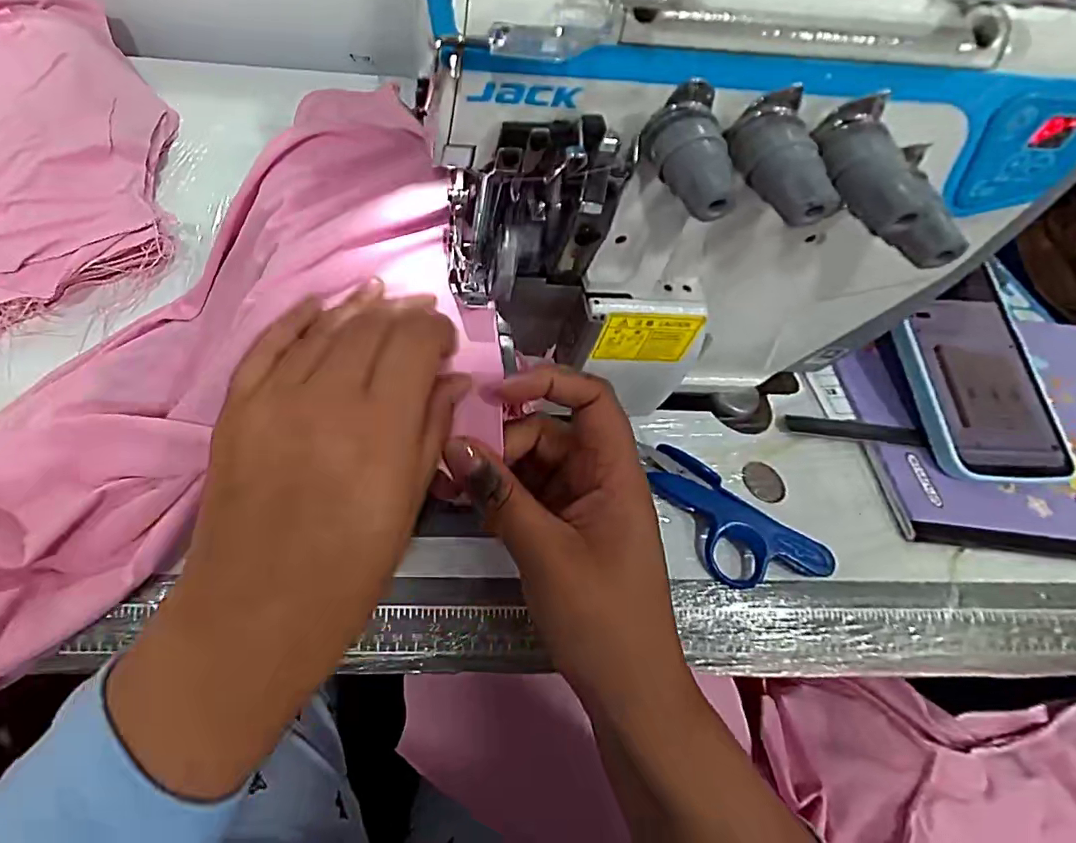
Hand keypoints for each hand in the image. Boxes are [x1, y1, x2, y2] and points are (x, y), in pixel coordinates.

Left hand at [110, 282, 470, 798]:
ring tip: (380, 297)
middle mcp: (326, 397)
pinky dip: (296, 318)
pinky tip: (319, 304)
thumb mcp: (407, 507)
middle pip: (371, 327)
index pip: (414, 342)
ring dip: (357, 309)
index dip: (435, 330)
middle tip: (418, 321)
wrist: (250, 615)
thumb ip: (432, 430)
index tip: (443, 342)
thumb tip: (453, 378)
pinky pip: (268, 343)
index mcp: (380, 428)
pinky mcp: (236, 405)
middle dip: (402, 317)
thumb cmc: (346, 577)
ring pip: (323, 328)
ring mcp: (273, 397)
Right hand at [445, 367, 814, 842]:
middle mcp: (597, 478)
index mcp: (614, 472)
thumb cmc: (601, 619)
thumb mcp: (545, 553)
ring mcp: (578, 504)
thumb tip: (454, 444)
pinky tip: (464, 504)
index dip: (548, 381)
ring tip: (447, 485)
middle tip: (454, 462)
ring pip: (530, 463)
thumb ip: (499, 495)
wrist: (628, 693)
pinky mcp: (562, 528)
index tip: (496, 392)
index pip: (591, 399)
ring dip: (492, 469)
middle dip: (501, 441)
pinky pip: (526, 494)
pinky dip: (497, 495)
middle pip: (546, 431)